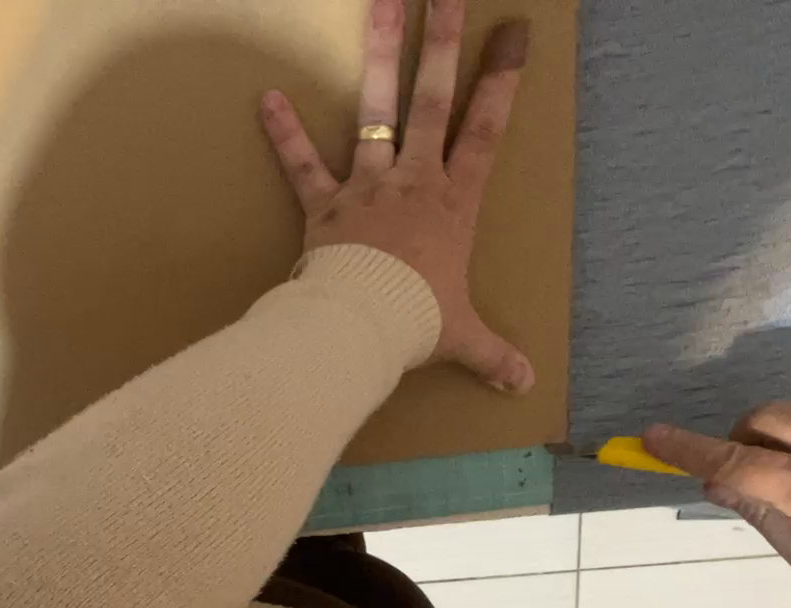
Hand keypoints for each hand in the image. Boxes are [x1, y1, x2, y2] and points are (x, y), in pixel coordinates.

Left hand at [259, 0, 534, 393]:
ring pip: (375, 112)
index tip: (515, 31)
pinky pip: (302, 167)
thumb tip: (525, 386)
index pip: (487, 132)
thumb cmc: (417, 325)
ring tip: (381, 1)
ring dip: (378, 56)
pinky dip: (285, 136)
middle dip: (442, 40)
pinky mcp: (325, 207)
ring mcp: (367, 188)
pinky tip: (265, 98)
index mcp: (454, 205)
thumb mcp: (461, 337)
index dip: (503, 82)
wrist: (364, 331)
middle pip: (432, 100)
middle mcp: (414, 182)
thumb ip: (493, 355)